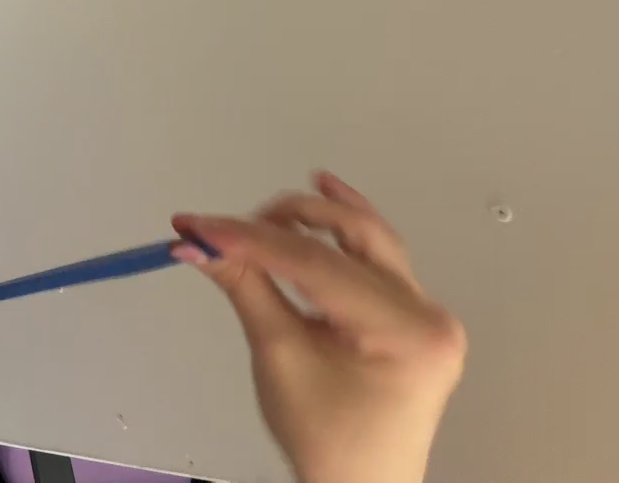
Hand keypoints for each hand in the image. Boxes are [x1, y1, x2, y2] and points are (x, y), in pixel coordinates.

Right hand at [172, 171, 465, 482]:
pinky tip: (324, 185)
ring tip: (253, 217)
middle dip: (274, 223)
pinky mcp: (404, 309)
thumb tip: (193, 241)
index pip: (312, 262)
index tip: (195, 225)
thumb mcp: (277, 354)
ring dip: (305, 217)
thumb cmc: (325, 433)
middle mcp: (425, 312)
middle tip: (217, 228)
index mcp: (406, 331)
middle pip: (344, 237)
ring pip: (362, 234)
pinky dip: (340, 220)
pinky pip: (372, 251)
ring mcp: (420, 309)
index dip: (247, 237)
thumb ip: (241, 284)